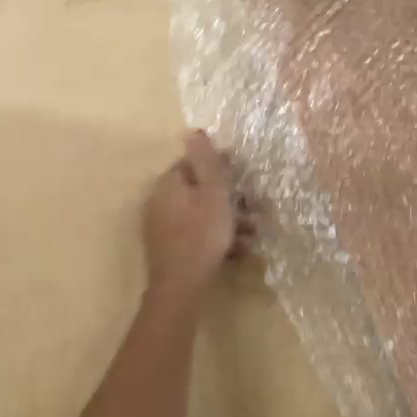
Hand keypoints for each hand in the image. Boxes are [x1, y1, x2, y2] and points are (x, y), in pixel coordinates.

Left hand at [142, 130, 251, 299]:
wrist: (182, 287)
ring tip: (252, 234)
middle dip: (230, 199)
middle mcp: (160, 201)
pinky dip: (217, 238)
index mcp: (168, 184)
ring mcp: (162, 227)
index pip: (194, 163)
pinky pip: (197, 233)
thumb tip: (193, 129)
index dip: (221, 169)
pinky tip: (237, 251)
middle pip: (200, 190)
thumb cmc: (202, 236)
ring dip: (228, 220)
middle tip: (256, 210)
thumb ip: (206, 161)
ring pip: (201, 214)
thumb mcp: (213, 194)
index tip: (244, 180)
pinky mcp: (169, 248)